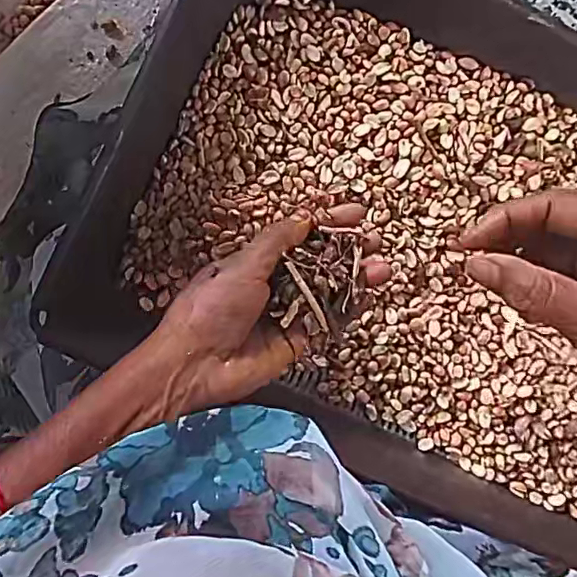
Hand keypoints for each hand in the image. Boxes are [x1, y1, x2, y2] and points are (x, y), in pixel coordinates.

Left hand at [134, 204, 388, 421]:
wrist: (195, 363)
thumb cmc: (208, 309)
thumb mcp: (242, 265)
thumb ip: (276, 242)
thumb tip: (305, 218)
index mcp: (255, 262)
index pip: (298, 236)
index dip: (327, 224)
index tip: (354, 212)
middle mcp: (273, 285)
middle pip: (319, 263)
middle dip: (347, 250)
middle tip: (374, 239)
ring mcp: (286, 313)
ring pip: (328, 291)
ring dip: (354, 278)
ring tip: (381, 266)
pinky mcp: (296, 341)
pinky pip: (327, 322)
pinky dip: (349, 309)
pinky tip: (368, 295)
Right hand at [457, 192, 576, 429]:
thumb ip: (531, 288)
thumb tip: (479, 264)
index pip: (558, 206)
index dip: (506, 219)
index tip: (469, 240)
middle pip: (549, 222)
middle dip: (506, 238)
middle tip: (468, 256)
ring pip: (546, 248)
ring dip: (513, 261)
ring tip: (485, 277)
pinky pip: (550, 274)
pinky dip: (526, 283)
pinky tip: (512, 295)